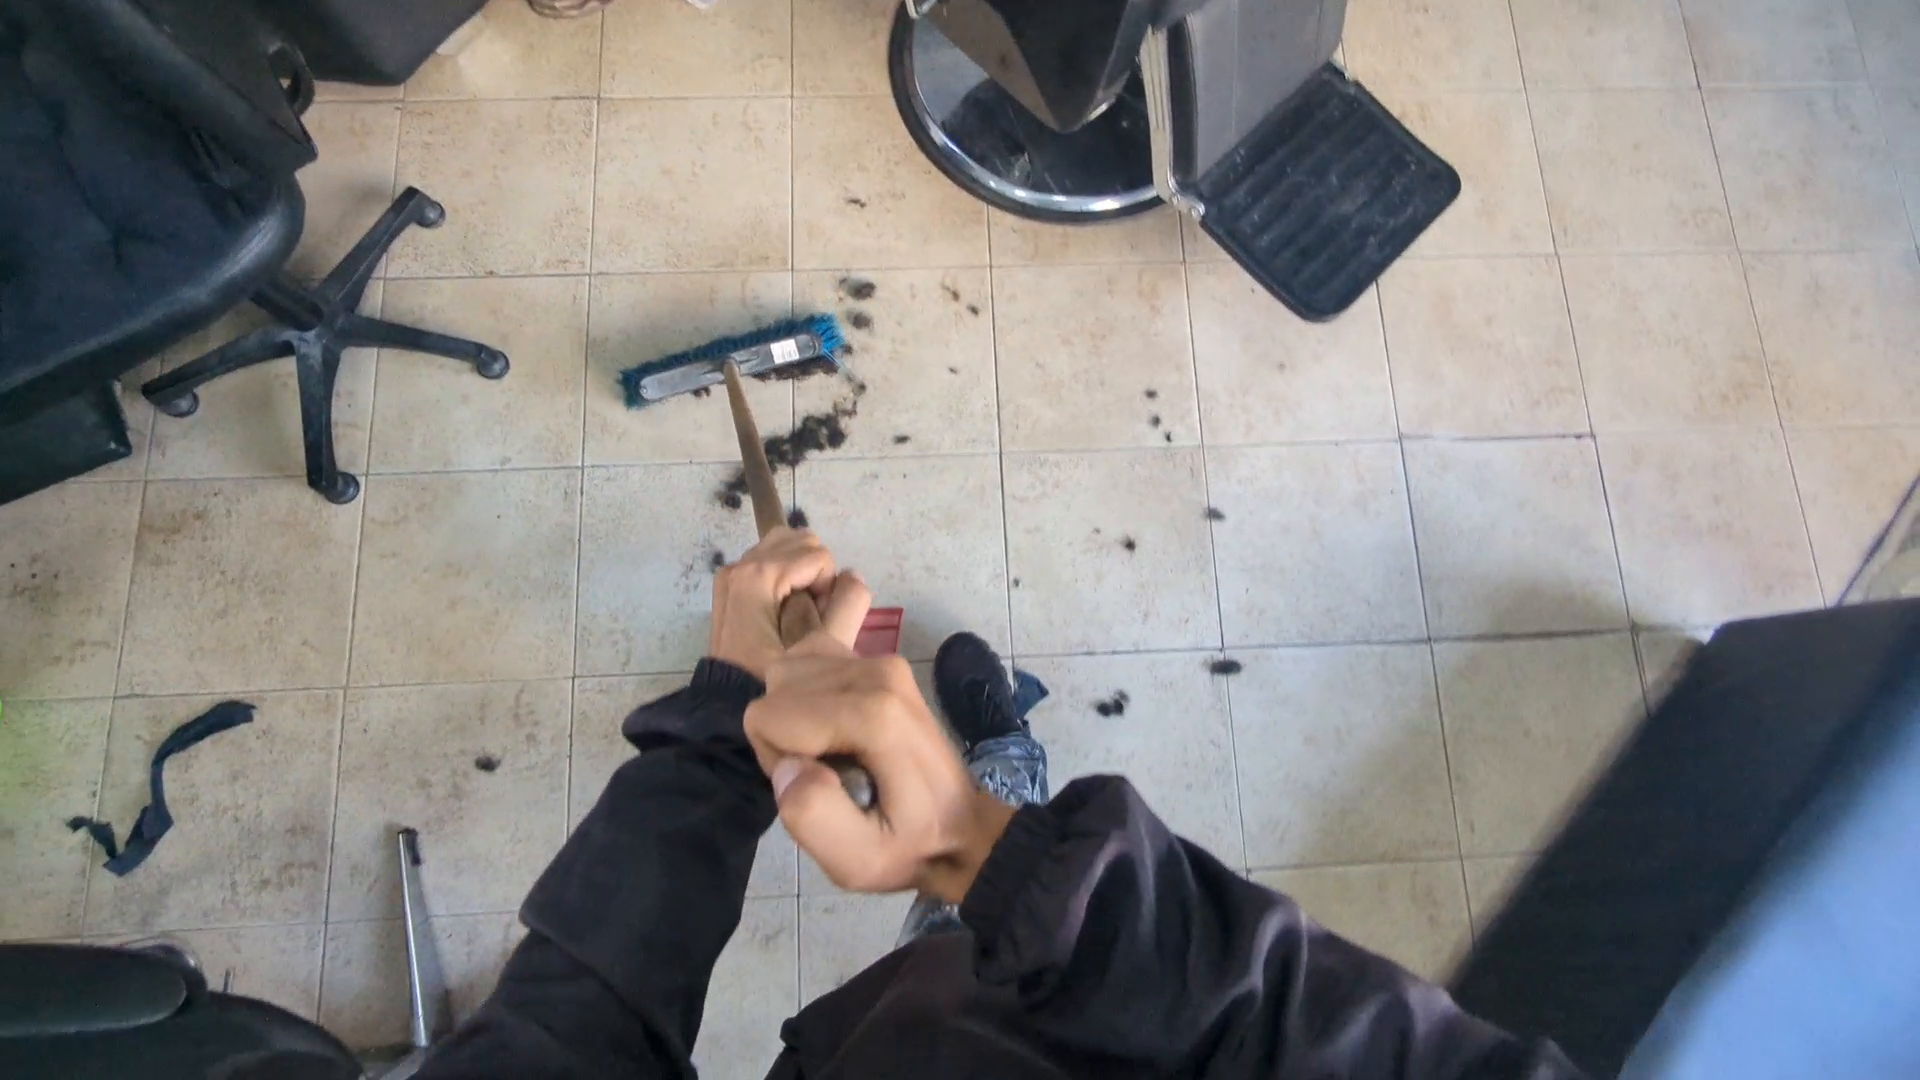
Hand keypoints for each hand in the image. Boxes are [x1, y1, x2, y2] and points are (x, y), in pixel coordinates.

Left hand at [709, 527, 870, 680]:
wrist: (726, 701)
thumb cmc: (771, 677)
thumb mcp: (818, 647)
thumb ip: (847, 607)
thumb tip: (855, 576)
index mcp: (759, 576)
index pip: (818, 556)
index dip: (828, 586)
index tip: (817, 619)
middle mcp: (742, 564)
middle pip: (803, 540)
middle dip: (817, 572)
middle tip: (812, 611)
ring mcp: (733, 570)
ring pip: (787, 542)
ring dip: (804, 568)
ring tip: (802, 605)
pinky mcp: (732, 579)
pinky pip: (771, 555)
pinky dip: (788, 571)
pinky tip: (787, 605)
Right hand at [745, 636, 1015, 903]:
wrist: (962, 826)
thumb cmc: (910, 846)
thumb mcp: (858, 861)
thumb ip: (813, 817)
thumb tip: (788, 766)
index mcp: (873, 716)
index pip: (767, 716)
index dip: (776, 761)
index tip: (816, 787)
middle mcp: (878, 672)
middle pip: (778, 686)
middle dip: (784, 734)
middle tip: (825, 773)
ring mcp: (882, 660)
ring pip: (791, 670)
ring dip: (794, 712)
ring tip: (831, 751)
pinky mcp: (881, 659)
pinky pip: (813, 655)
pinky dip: (809, 688)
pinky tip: (833, 722)